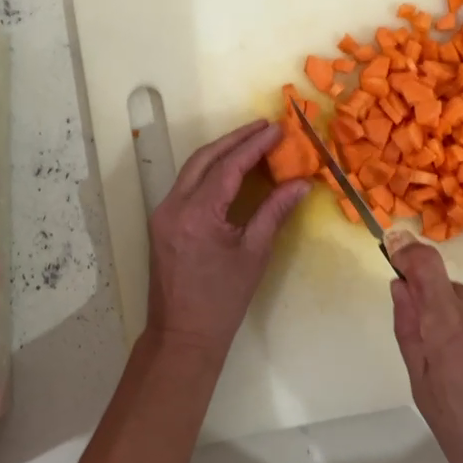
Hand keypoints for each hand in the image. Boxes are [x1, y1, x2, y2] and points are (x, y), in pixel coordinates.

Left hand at [145, 120, 309, 361]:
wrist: (182, 335)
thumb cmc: (222, 301)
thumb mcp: (254, 255)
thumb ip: (274, 212)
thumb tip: (300, 183)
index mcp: (197, 214)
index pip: (228, 166)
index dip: (254, 145)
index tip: (278, 128)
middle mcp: (173, 205)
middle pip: (205, 159)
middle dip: (235, 139)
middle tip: (265, 127)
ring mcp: (163, 212)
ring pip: (192, 169)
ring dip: (221, 152)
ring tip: (251, 140)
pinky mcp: (162, 221)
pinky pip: (186, 185)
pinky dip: (209, 170)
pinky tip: (230, 168)